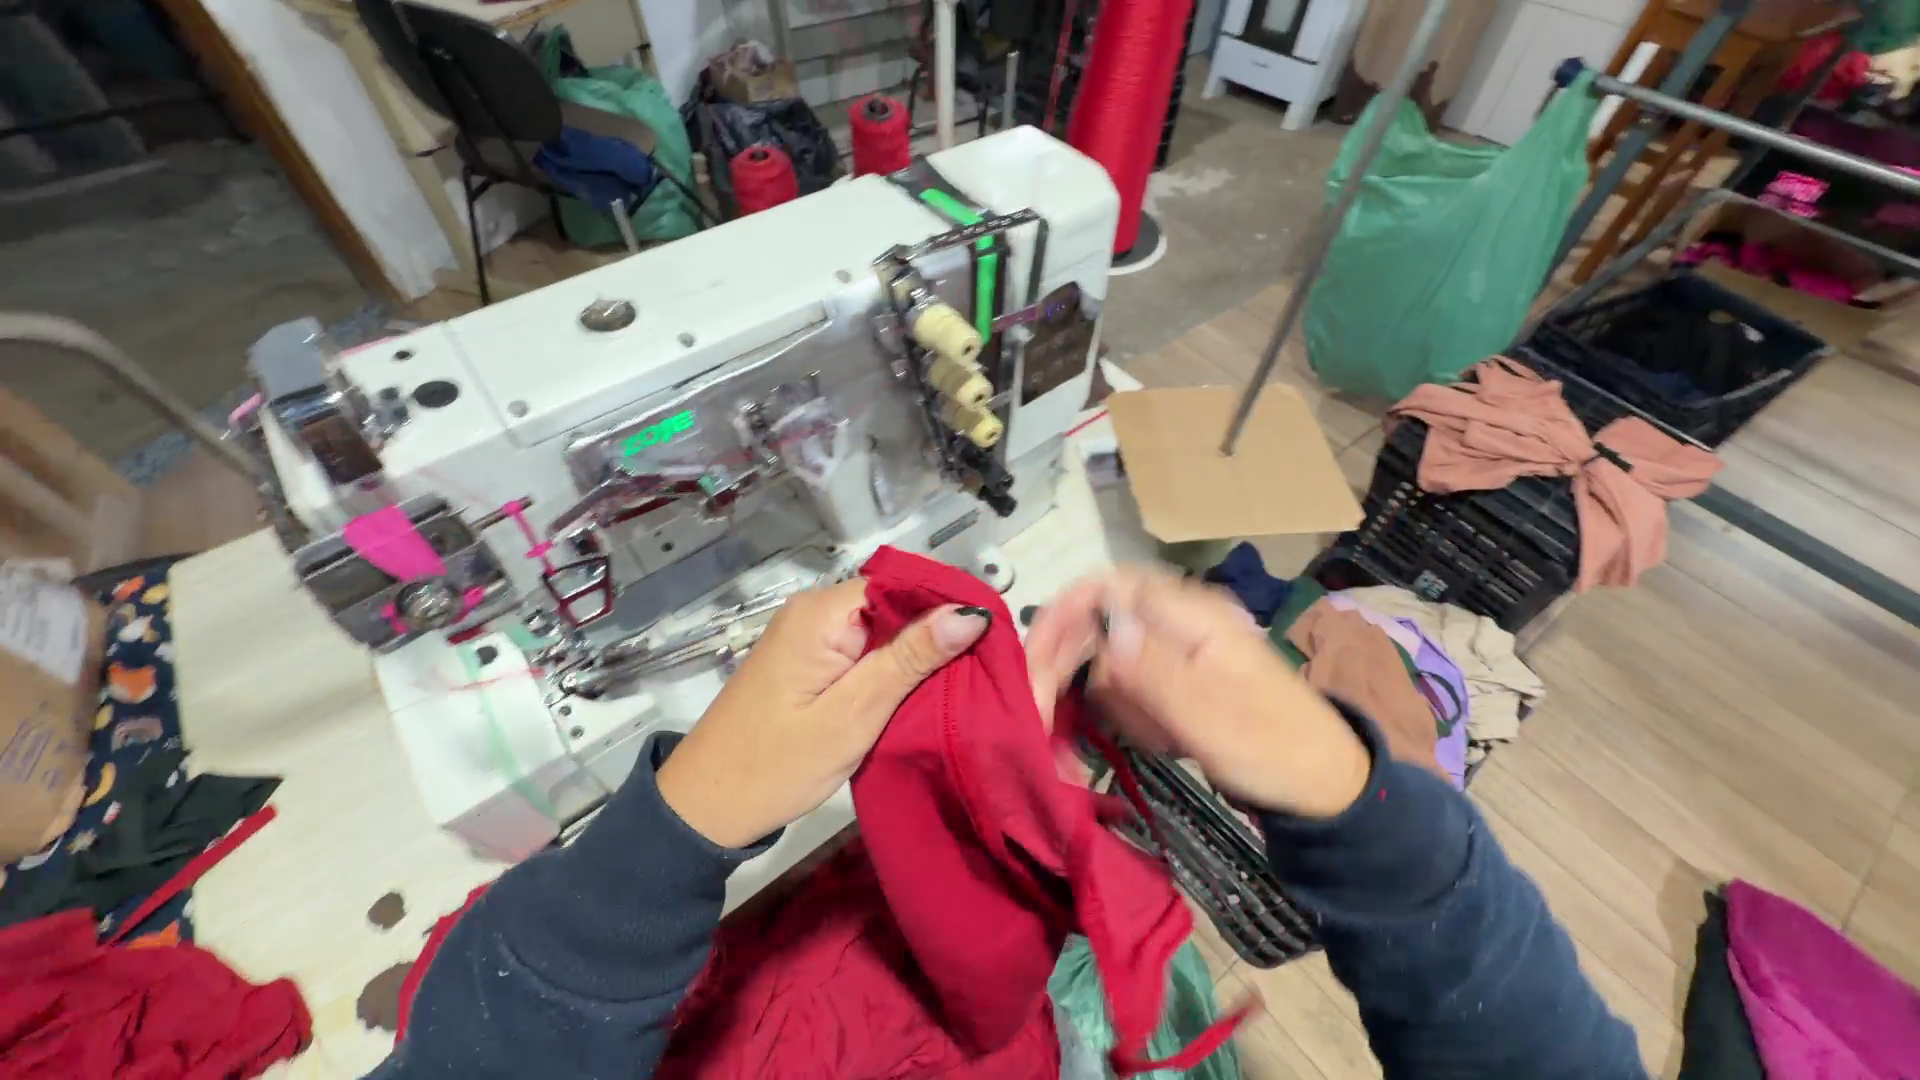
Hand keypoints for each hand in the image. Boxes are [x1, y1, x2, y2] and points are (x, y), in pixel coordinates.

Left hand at [655, 578, 989, 847]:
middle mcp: (814, 611)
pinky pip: (862, 649)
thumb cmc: (777, 764)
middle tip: (984, 668)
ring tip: (963, 680)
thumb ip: (910, 659)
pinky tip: (920, 690)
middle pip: (893, 603)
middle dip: (936, 632)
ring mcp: (809, 635)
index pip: (902, 584)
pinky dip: (891, 668)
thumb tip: (969, 614)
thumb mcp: (854, 714)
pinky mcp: (808, 660)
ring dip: (917, 653)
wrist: (706, 808)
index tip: (991, 639)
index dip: (947, 606)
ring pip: (882, 628)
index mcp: (822, 613)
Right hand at [1025, 566, 1369, 817]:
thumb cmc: (1273, 747)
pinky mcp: (1175, 681)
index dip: (1064, 611)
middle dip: (1071, 670)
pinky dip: (1133, 717)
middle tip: (1049, 718)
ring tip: (1155, 737)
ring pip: (1109, 663)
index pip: (1108, 586)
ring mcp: (1176, 651)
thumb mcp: (1211, 713)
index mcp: (1190, 614)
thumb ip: (1153, 669)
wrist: (1323, 786)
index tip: (1036, 657)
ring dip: (1114, 703)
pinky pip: (1130, 690)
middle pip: (1097, 625)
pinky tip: (1165, 739)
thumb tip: (1106, 629)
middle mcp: (1177, 622)